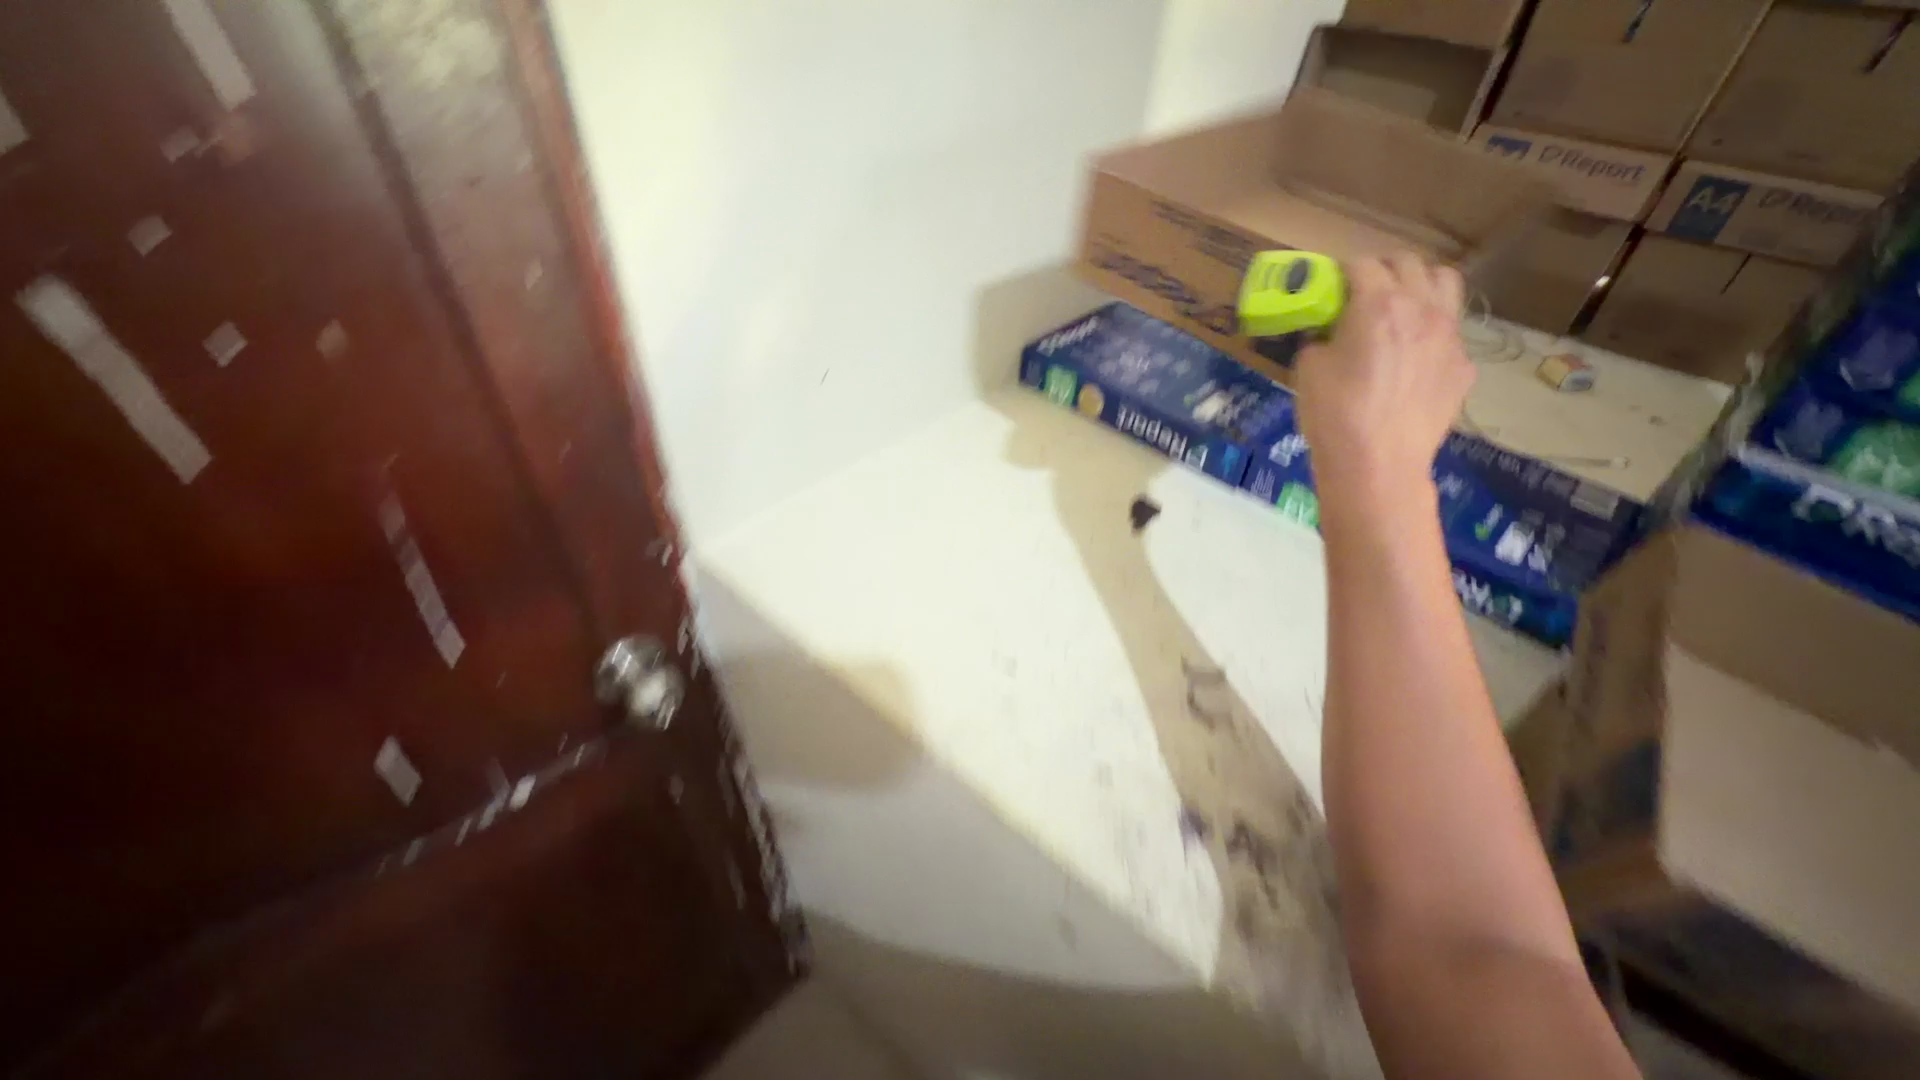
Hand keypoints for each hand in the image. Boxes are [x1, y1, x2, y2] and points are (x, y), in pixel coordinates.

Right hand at [1295, 252, 1473, 517]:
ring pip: (1445, 283)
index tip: (1329, 286)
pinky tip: (1413, 358)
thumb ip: (1322, 338)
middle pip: (1408, 263)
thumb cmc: (1334, 415)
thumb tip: (1330, 334)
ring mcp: (1450, 336)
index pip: (1362, 262)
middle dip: (1382, 269)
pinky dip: (1431, 331)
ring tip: (1400, 308)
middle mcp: (1422, 308)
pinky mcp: (1463, 366)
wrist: (1377, 465)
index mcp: (1378, 303)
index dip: (1341, 271)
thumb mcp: (1308, 369)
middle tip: (1361, 292)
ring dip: (1420, 285)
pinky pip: (1451, 331)